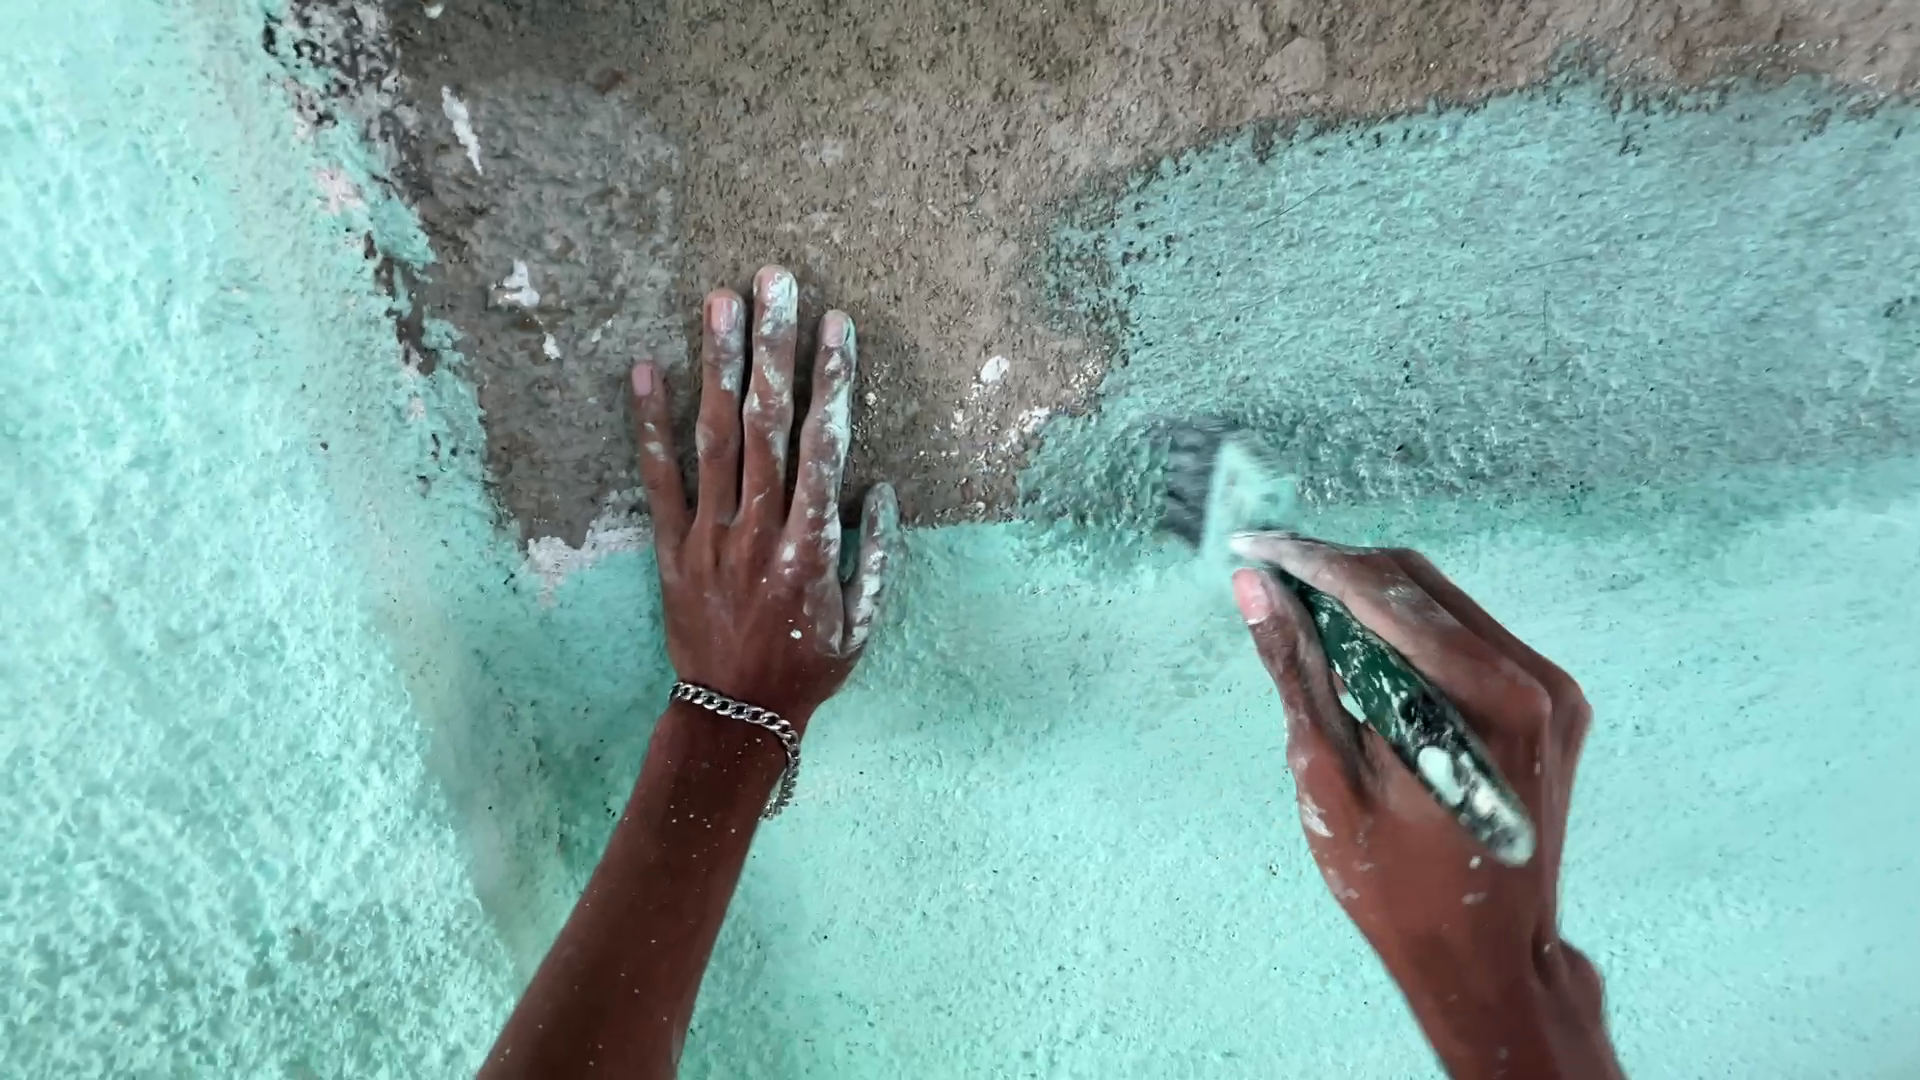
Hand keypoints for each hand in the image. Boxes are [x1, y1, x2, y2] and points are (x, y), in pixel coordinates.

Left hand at [629, 265, 899, 726]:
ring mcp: (709, 536)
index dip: (833, 382)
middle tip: (774, 281)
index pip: (824, 447)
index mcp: (811, 547)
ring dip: (716, 365)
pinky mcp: (671, 549)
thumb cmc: (809, 669)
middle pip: (766, 424)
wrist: (735, 716)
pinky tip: (643, 370)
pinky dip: (648, 425)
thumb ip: (879, 555)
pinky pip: (658, 480)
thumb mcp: (865, 624)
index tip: (835, 326)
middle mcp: (759, 529)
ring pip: (713, 438)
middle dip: (772, 347)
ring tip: (718, 301)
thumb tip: (881, 488)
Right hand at [1231, 534, 1620, 1079]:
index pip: (1380, 592)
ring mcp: (1548, 687)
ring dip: (1358, 589)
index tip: (1249, 546)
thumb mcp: (1325, 772)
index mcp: (1485, 700)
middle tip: (1263, 570)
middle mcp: (1533, 679)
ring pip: (1435, 597)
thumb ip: (1293, 668)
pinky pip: (1457, 629)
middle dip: (1329, 566)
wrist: (1485, 958)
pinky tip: (1347, 635)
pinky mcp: (1544, 699)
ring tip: (1293, 598)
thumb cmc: (1391, 880)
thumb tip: (1255, 587)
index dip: (1306, 560)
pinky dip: (1393, 620)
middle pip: (1411, 581)